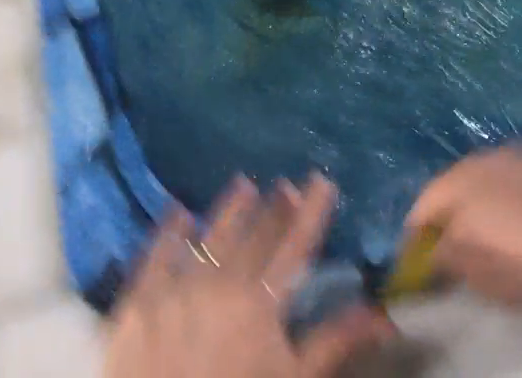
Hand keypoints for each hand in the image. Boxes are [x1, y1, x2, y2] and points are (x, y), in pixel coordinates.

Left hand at [106, 175, 391, 377]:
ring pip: (209, 236)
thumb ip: (334, 341)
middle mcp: (221, 283)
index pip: (294, 244)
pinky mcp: (137, 302)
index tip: (322, 181)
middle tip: (285, 183)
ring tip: (243, 184)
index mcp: (261, 301)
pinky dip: (168, 231)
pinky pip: (154, 255)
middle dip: (273, 207)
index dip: (311, 211)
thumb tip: (384, 314)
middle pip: (254, 234)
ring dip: (228, 208)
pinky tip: (179, 210)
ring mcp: (176, 288)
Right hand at [405, 146, 521, 309]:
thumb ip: (444, 255)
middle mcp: (487, 158)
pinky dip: (517, 196)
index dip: (418, 234)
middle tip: (455, 243)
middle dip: (453, 211)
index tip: (419, 256)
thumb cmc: (520, 267)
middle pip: (458, 185)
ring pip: (492, 178)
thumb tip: (438, 250)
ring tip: (493, 231)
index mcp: (458, 181)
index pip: (425, 206)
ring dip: (485, 200)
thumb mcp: (472, 272)